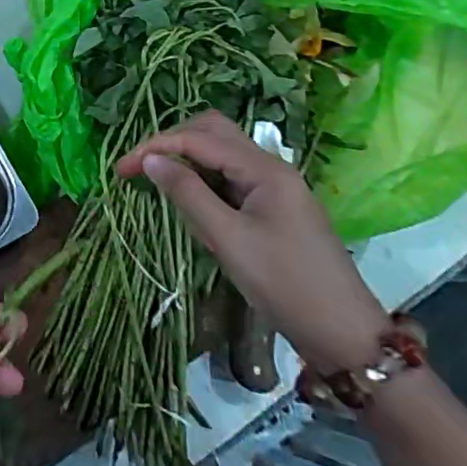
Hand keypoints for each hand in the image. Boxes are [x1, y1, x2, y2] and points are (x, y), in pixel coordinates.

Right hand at [116, 112, 387, 373]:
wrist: (345, 334)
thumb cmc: (286, 285)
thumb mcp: (228, 240)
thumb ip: (187, 194)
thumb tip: (150, 160)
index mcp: (263, 169)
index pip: (198, 139)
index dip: (155, 147)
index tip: (121, 169)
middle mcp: (270, 167)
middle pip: (213, 132)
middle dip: (172, 142)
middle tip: (140, 167)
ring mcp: (275, 186)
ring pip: (222, 153)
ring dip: (187, 159)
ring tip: (158, 182)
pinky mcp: (274, 206)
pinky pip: (231, 177)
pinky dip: (204, 179)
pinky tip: (190, 201)